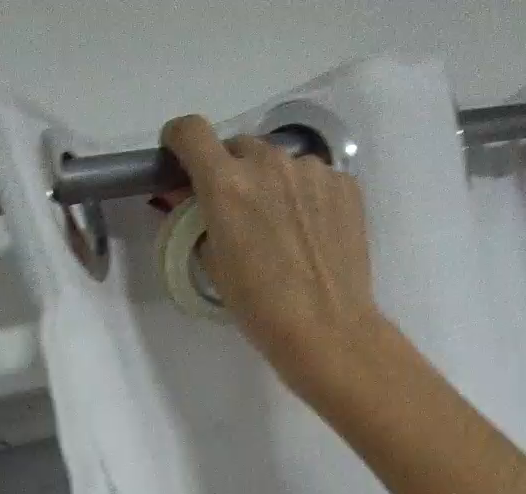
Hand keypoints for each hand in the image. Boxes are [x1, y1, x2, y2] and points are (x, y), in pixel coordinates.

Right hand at [160, 114, 379, 383]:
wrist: (327, 329)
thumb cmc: (260, 309)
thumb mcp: (214, 266)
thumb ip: (198, 222)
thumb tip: (189, 200)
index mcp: (226, 184)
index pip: (190, 131)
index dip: (180, 141)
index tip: (182, 158)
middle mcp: (268, 163)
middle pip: (238, 147)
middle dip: (231, 171)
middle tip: (240, 212)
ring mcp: (312, 170)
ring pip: (280, 162)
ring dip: (272, 183)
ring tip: (283, 228)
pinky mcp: (345, 183)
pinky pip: (314, 178)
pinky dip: (306, 196)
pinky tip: (312, 234)